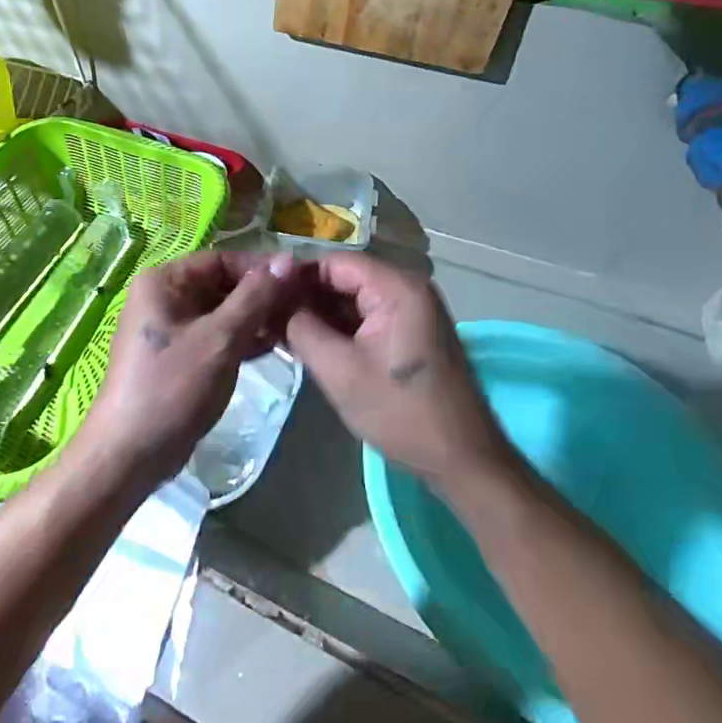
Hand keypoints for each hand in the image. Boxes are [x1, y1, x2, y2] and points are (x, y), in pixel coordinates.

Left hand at [77, 251, 294, 484]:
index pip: (221, 259)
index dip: (261, 268)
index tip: (303, 282)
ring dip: (254, 319)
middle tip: (304, 309)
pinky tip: (273, 347)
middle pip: (220, 285)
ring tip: (295, 329)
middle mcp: (161, 297)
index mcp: (162, 281)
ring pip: (220, 312)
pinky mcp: (176, 356)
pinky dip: (239, 339)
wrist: (131, 451)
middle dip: (260, 296)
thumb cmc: (173, 387)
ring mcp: (168, 328)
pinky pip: (213, 336)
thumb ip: (255, 297)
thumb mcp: (219, 339)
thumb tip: (289, 259)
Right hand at [282, 253, 515, 492]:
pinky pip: (364, 316)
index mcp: (397, 288)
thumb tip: (270, 300)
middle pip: (342, 277)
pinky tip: (305, 341)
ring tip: (277, 328)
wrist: (461, 460)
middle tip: (264, 314)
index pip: (333, 262)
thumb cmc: (399, 412)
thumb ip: (299, 326)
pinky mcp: (409, 331)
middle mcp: (408, 288)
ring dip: (316, 312)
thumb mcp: (337, 369)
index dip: (294, 276)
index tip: (260, 294)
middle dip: (303, 295)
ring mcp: (412, 310)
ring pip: (350, 298)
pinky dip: (336, 326)